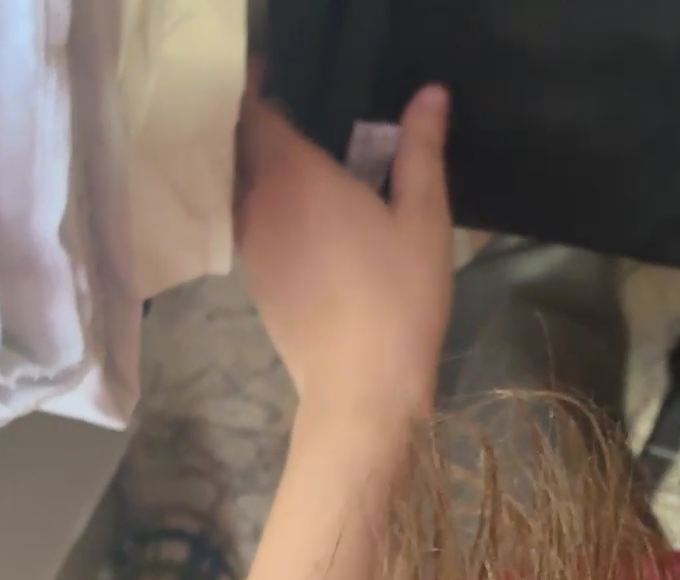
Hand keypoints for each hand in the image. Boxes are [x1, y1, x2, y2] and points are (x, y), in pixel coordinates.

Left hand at [237, 84, 453, 420]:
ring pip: (249, 190)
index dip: (276, 89)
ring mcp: (250, 247)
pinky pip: (255, 229)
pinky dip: (274, 217)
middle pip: (248, 145)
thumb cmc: (399, 302)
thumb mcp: (424, 224)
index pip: (260, 105)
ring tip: (320, 184)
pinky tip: (312, 235)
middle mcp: (257, 203)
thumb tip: (430, 93)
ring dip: (274, 178)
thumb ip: (421, 153)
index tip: (310, 94)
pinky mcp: (254, 284)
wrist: (360, 390)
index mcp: (295, 174)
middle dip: (277, 131)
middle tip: (327, 136)